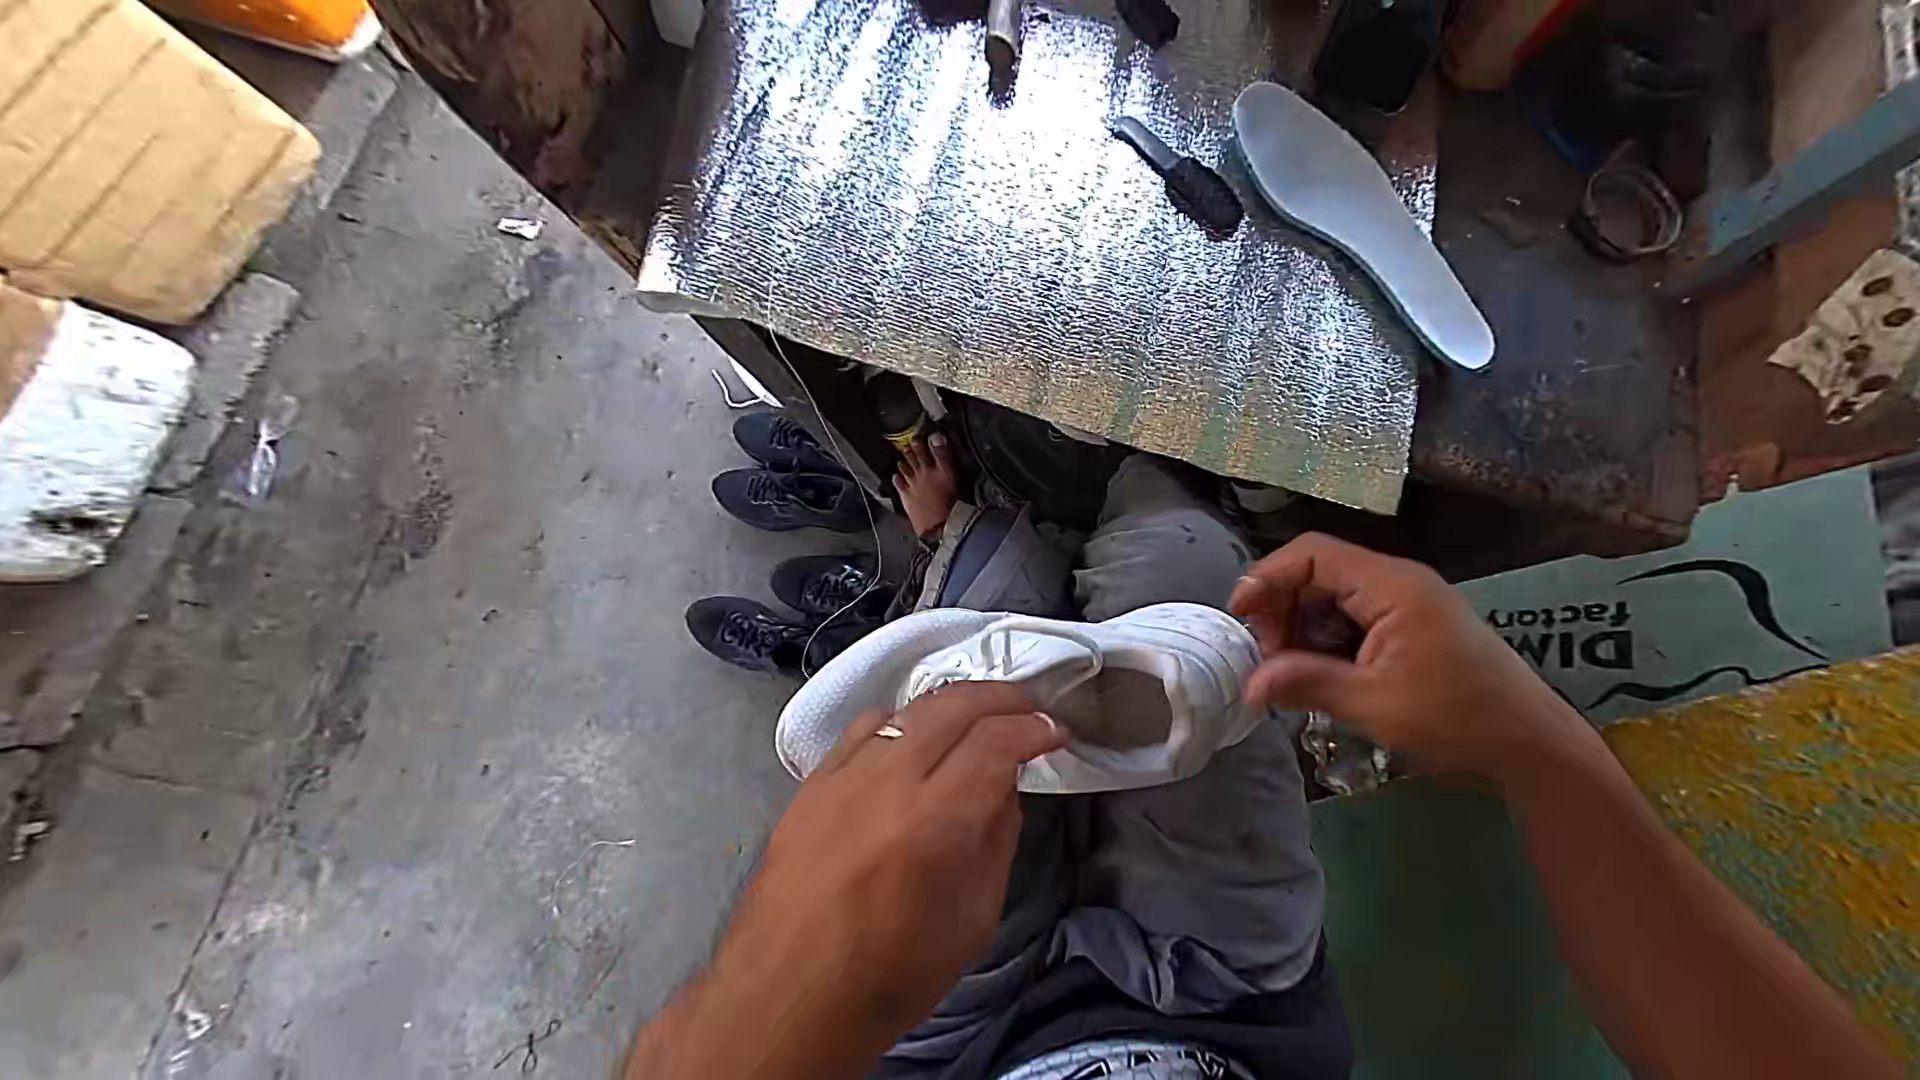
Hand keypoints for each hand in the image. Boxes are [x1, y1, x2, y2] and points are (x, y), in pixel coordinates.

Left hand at [628, 682, 1063, 1079]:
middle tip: (1029, 703)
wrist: (787, 997)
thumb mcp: (973, 920)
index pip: (995, 743)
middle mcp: (886, 784)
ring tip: (979, 714)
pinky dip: (902, 721)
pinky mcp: (812, 782)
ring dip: (955, 703)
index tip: (1055, 729)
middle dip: (1002, 696)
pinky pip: (864, 728)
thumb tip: (1006, 782)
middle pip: (954, 706)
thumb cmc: (891, 975)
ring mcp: (842, 776)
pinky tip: (913, 736)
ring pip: (909, 708)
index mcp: (932, 824)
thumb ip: (997, 837)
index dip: (1035, 727)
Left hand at [894, 432, 958, 534]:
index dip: (925, 440)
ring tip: (903, 457)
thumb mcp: (951, 474)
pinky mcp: (906, 496)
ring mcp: (912, 485)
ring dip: (904, 461)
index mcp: (935, 467)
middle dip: (912, 448)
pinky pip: (899, 484)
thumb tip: (936, 436)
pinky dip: (897, 478)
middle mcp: (921, 473)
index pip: (928, 448)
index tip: (924, 434)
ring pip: (905, 468)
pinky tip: (896, 476)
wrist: (938, 523)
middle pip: (914, 456)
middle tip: (911, 442)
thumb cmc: (950, 501)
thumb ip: (944, 454)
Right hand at [1229, 532, 1587, 780]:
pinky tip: (1317, 668)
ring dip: (1297, 624)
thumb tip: (1248, 685)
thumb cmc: (1458, 719)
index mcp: (1392, 586)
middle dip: (1279, 606)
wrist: (1532, 745)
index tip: (1242, 615)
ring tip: (1289, 666)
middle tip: (1267, 653)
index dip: (1267, 577)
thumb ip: (1305, 683)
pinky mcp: (1405, 620)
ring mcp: (1403, 599)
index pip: (1311, 553)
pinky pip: (1346, 612)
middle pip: (1314, 570)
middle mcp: (1396, 580)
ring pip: (1326, 592)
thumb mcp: (1372, 703)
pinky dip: (1321, 635)